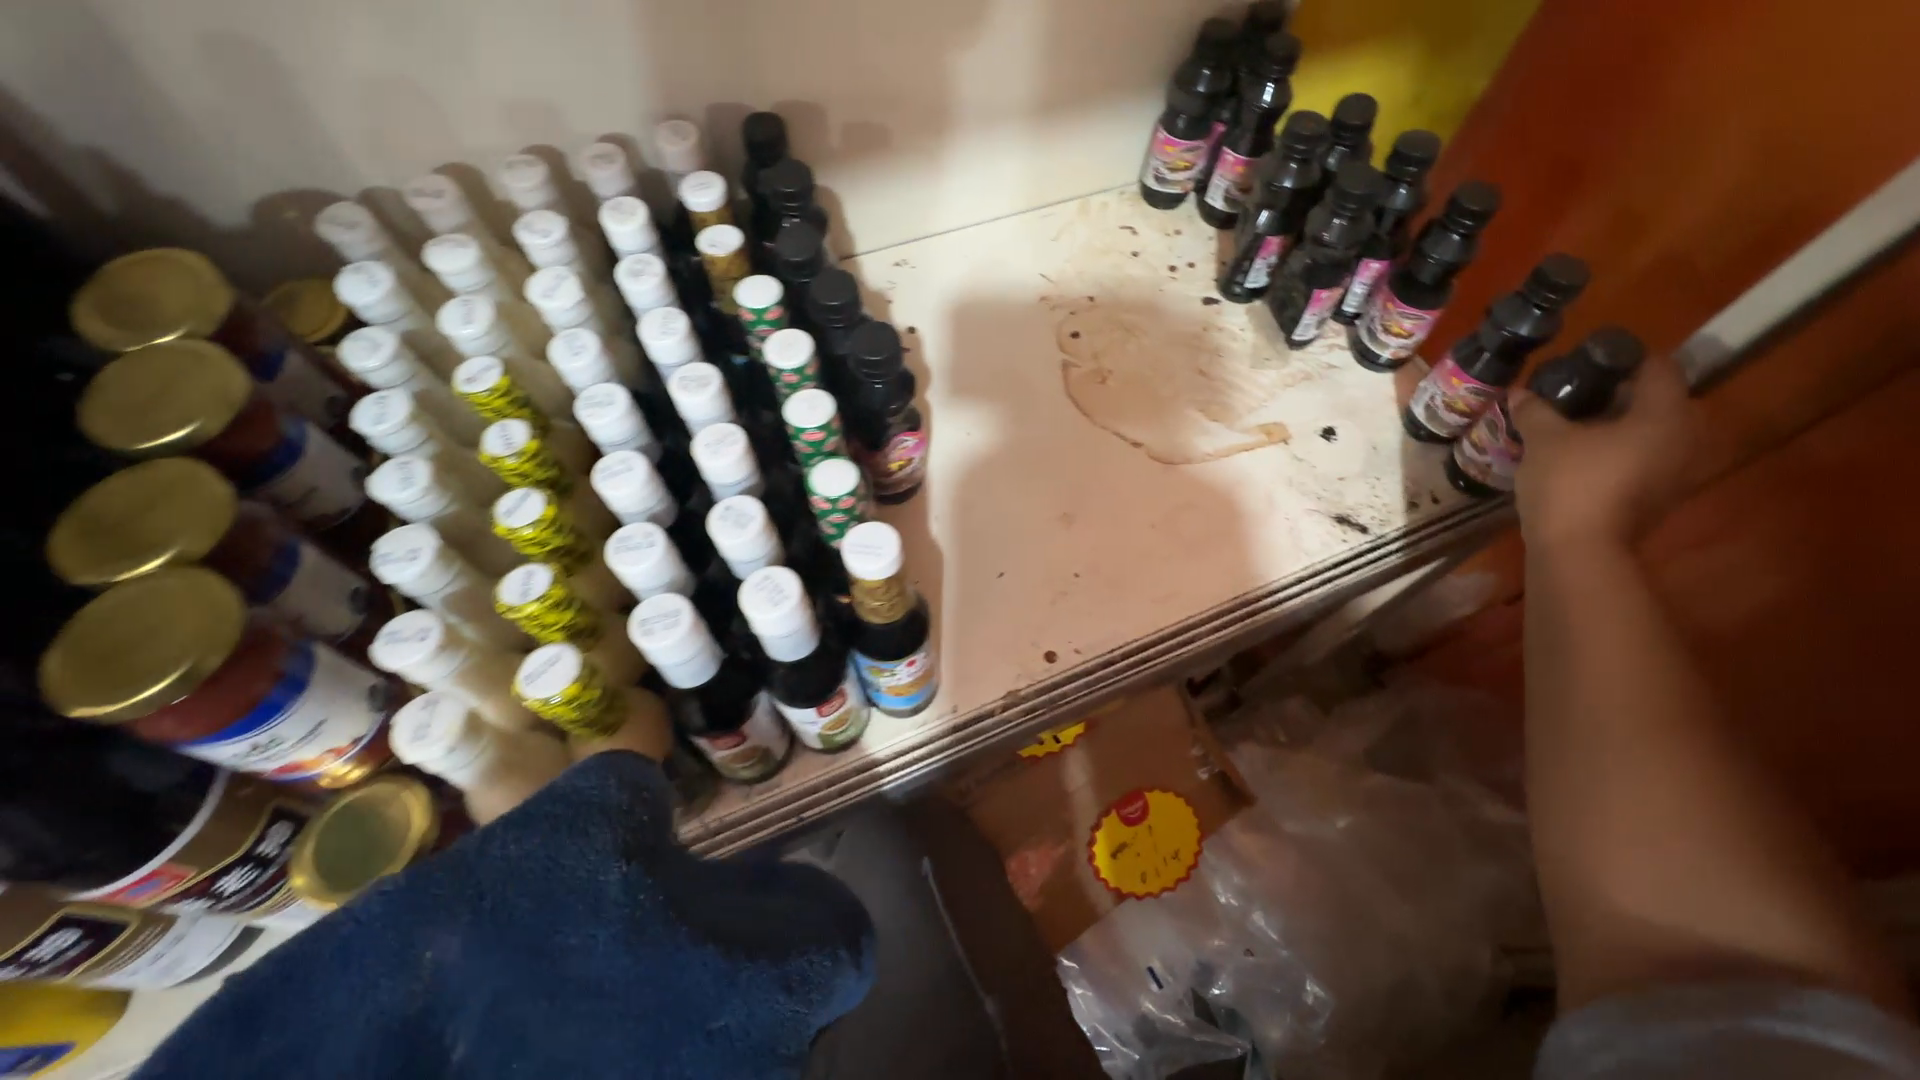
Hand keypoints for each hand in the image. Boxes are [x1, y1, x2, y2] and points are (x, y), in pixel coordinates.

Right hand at [1510, 351, 1694, 552]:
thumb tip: (1520, 393)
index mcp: (1666, 414)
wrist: (1579, 553)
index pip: (1657, 367)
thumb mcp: (1544, 439)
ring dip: (1617, 426)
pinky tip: (1581, 457)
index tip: (1588, 362)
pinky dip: (1618, 452)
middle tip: (1578, 395)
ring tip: (1575, 427)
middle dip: (1618, 395)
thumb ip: (1536, 410)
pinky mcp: (1661, 498)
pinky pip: (1644, 460)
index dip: (1622, 360)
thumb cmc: (1570, 484)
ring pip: (1651, 433)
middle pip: (1657, 401)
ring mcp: (1678, 472)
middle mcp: (1686, 438)